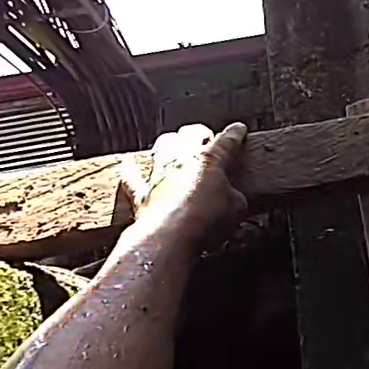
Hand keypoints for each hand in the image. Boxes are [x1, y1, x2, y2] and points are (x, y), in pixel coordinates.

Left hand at [119, 123, 248, 241]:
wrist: (170, 239)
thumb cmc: (206, 220)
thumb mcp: (237, 207)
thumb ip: (235, 196)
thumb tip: (232, 198)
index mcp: (209, 159)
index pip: (226, 141)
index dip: (235, 133)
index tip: (239, 129)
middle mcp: (182, 161)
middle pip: (189, 134)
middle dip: (200, 133)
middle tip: (207, 137)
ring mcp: (160, 176)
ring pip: (162, 147)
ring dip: (170, 143)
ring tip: (175, 143)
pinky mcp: (143, 195)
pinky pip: (132, 179)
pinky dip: (131, 171)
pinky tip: (128, 165)